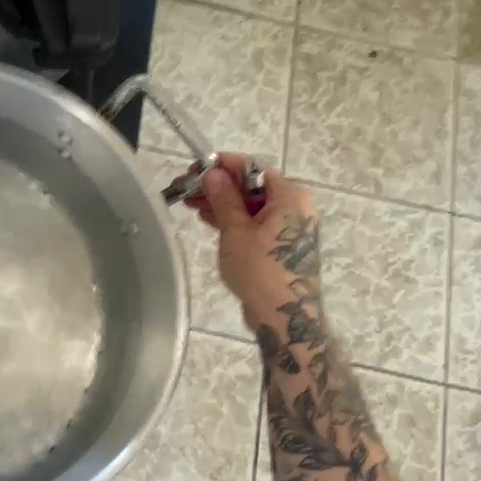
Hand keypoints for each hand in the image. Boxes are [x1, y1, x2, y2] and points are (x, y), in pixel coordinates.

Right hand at [183, 152, 321, 322]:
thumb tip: (213, 174)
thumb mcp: (236, 230)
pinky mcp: (280, 245)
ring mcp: (289, 227)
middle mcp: (294, 207)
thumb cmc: (260, 268)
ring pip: (251, 205)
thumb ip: (224, 199)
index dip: (224, 165)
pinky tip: (209, 219)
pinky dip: (233, 219)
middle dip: (219, 185)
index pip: (254, 168)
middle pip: (252, 186)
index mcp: (290, 196)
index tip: (196, 168)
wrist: (283, 315)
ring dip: (222, 202)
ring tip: (190, 202)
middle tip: (186, 187)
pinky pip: (254, 222)